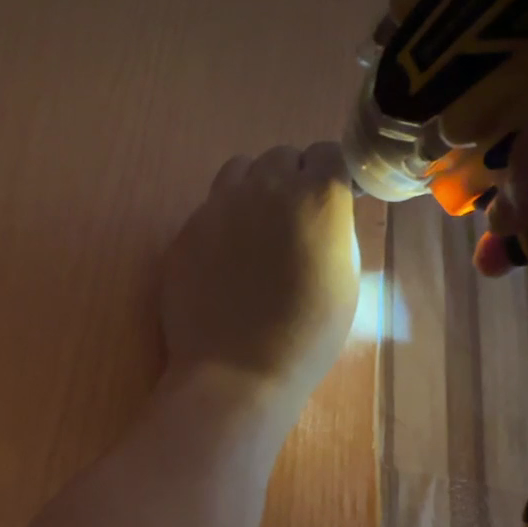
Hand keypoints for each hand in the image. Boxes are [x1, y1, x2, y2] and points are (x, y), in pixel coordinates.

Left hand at [162, 143, 360, 402]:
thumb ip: (333, 230)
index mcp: (316, 196)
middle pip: (279, 157)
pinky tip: (221, 262)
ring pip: (237, 172)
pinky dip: (218, 224)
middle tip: (288, 222)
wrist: (236, 374)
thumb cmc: (305, 337)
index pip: (326, 153)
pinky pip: (206, 211)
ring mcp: (216, 209)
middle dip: (288, 180)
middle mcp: (265, 189)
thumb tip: (321, 215)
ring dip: (250, 189)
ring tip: (252, 230)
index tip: (326, 204)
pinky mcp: (183, 235)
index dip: (327, 178)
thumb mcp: (344, 277)